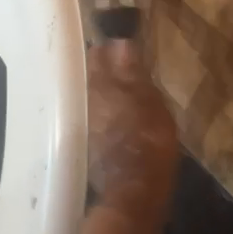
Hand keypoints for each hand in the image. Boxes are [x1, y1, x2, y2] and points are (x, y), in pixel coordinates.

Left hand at [85, 38, 178, 212]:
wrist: (134, 192)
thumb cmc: (149, 141)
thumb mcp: (150, 102)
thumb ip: (133, 72)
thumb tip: (120, 41)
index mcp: (100, 86)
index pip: (98, 53)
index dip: (109, 46)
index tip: (122, 42)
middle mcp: (83, 100)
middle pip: (90, 74)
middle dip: (104, 67)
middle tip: (124, 63)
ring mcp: (82, 123)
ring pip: (90, 94)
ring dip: (103, 88)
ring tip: (122, 87)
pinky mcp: (86, 141)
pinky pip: (92, 114)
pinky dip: (102, 109)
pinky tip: (116, 113)